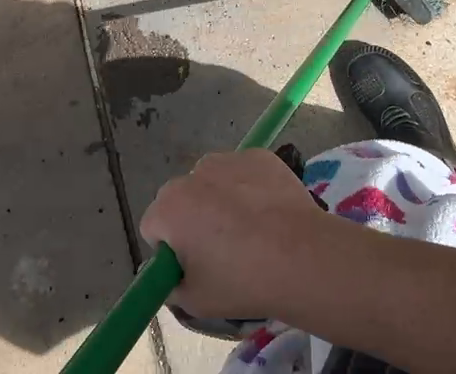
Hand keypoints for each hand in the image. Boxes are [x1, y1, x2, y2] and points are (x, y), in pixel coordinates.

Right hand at [138, 149, 334, 318]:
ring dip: (219, 198)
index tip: (194, 265)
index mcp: (170, 207)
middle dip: (191, 219)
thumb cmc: (242, 280)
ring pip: (212, 181)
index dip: (170, 249)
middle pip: (181, 198)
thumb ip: (170, 285)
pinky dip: (248, 187)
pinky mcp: (260, 155)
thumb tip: (170, 272)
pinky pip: (242, 172)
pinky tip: (268, 212)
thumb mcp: (194, 301)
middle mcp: (194, 173)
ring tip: (249, 229)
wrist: (302, 256)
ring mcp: (229, 159)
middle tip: (220, 249)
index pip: (153, 226)